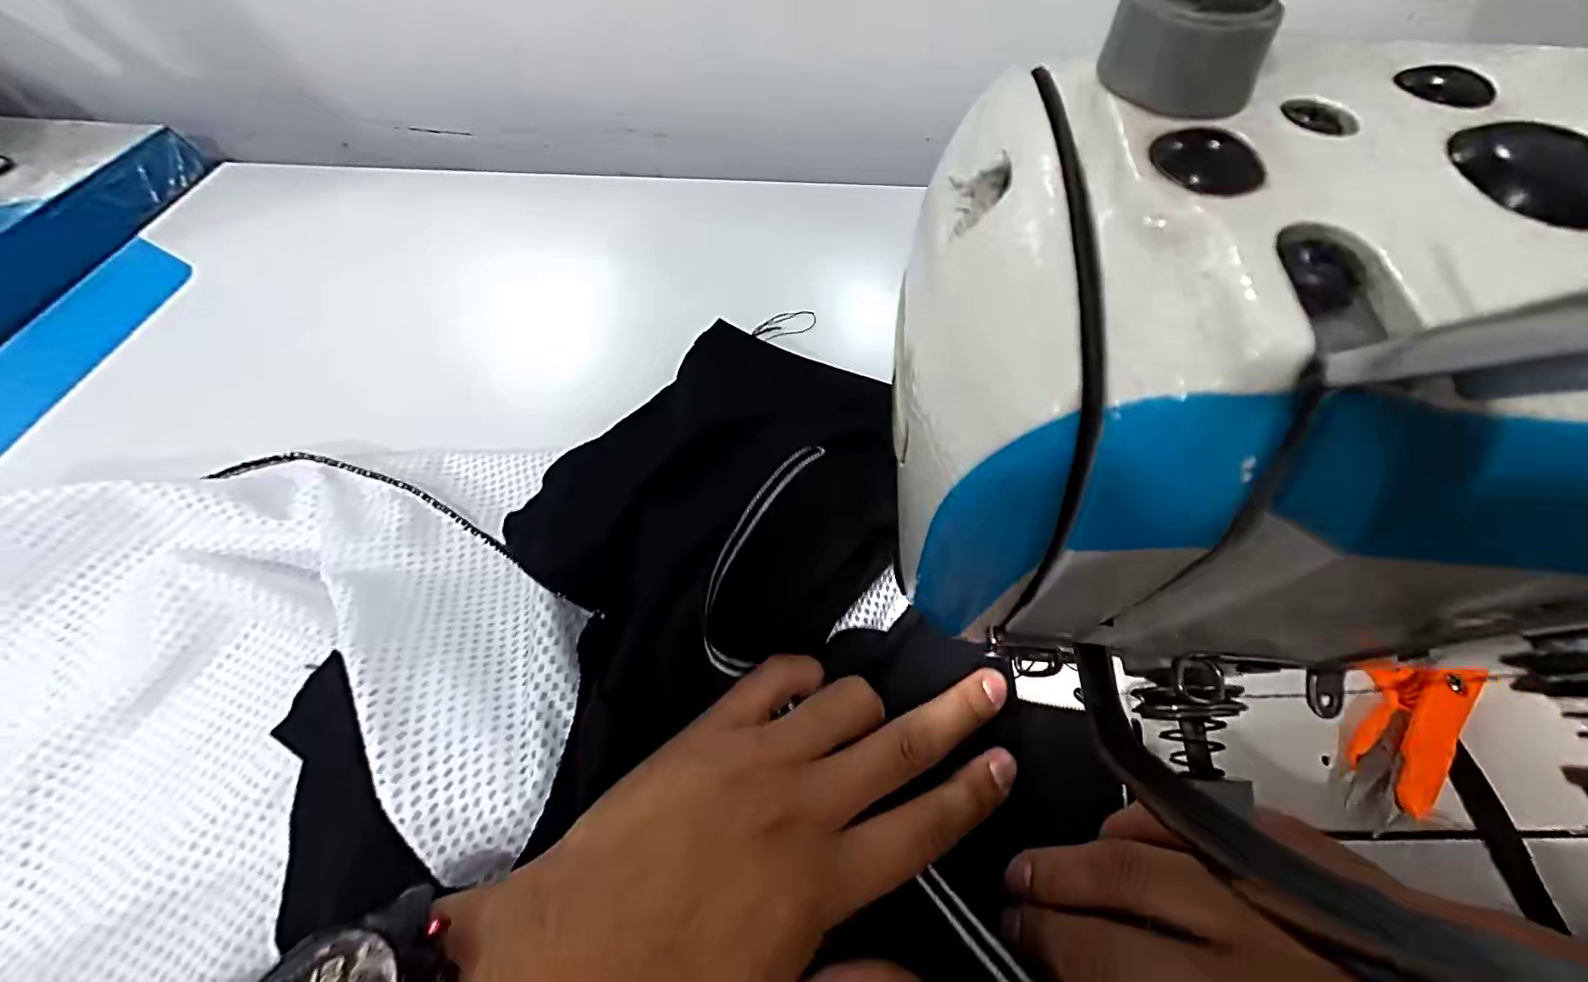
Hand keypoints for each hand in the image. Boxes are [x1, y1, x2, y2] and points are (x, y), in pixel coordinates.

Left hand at [438, 655, 1015, 981]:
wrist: (548, 962)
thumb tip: (918, 975)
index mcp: (822, 879)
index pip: (924, 824)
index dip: (973, 791)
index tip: (1003, 762)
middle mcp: (802, 807)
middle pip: (902, 744)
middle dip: (957, 714)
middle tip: (990, 685)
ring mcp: (757, 759)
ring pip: (848, 700)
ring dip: (873, 702)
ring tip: (876, 713)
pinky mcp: (710, 732)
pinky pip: (774, 677)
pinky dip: (801, 673)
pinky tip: (807, 684)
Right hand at [1009, 805, 1587, 981]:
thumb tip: (1112, 973)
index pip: (1107, 957)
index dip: (1049, 940)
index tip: (1014, 928)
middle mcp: (1248, 930)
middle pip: (1121, 887)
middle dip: (1056, 885)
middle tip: (1014, 877)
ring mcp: (1279, 881)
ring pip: (1160, 845)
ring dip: (1100, 846)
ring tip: (1060, 851)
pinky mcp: (1308, 856)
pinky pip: (1214, 824)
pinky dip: (1165, 819)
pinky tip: (1136, 817)